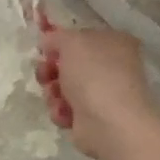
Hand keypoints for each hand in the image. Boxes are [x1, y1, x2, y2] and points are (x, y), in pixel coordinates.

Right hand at [35, 9, 159, 159]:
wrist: (108, 122)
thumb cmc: (94, 73)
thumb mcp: (72, 42)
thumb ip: (56, 37)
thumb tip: (47, 41)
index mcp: (114, 43)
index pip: (82, 38)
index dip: (60, 43)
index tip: (44, 50)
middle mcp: (111, 67)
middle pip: (69, 65)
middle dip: (51, 70)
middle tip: (45, 74)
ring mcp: (101, 94)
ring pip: (63, 88)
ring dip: (52, 92)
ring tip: (56, 96)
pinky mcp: (90, 118)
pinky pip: (65, 110)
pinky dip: (61, 111)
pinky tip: (65, 114)